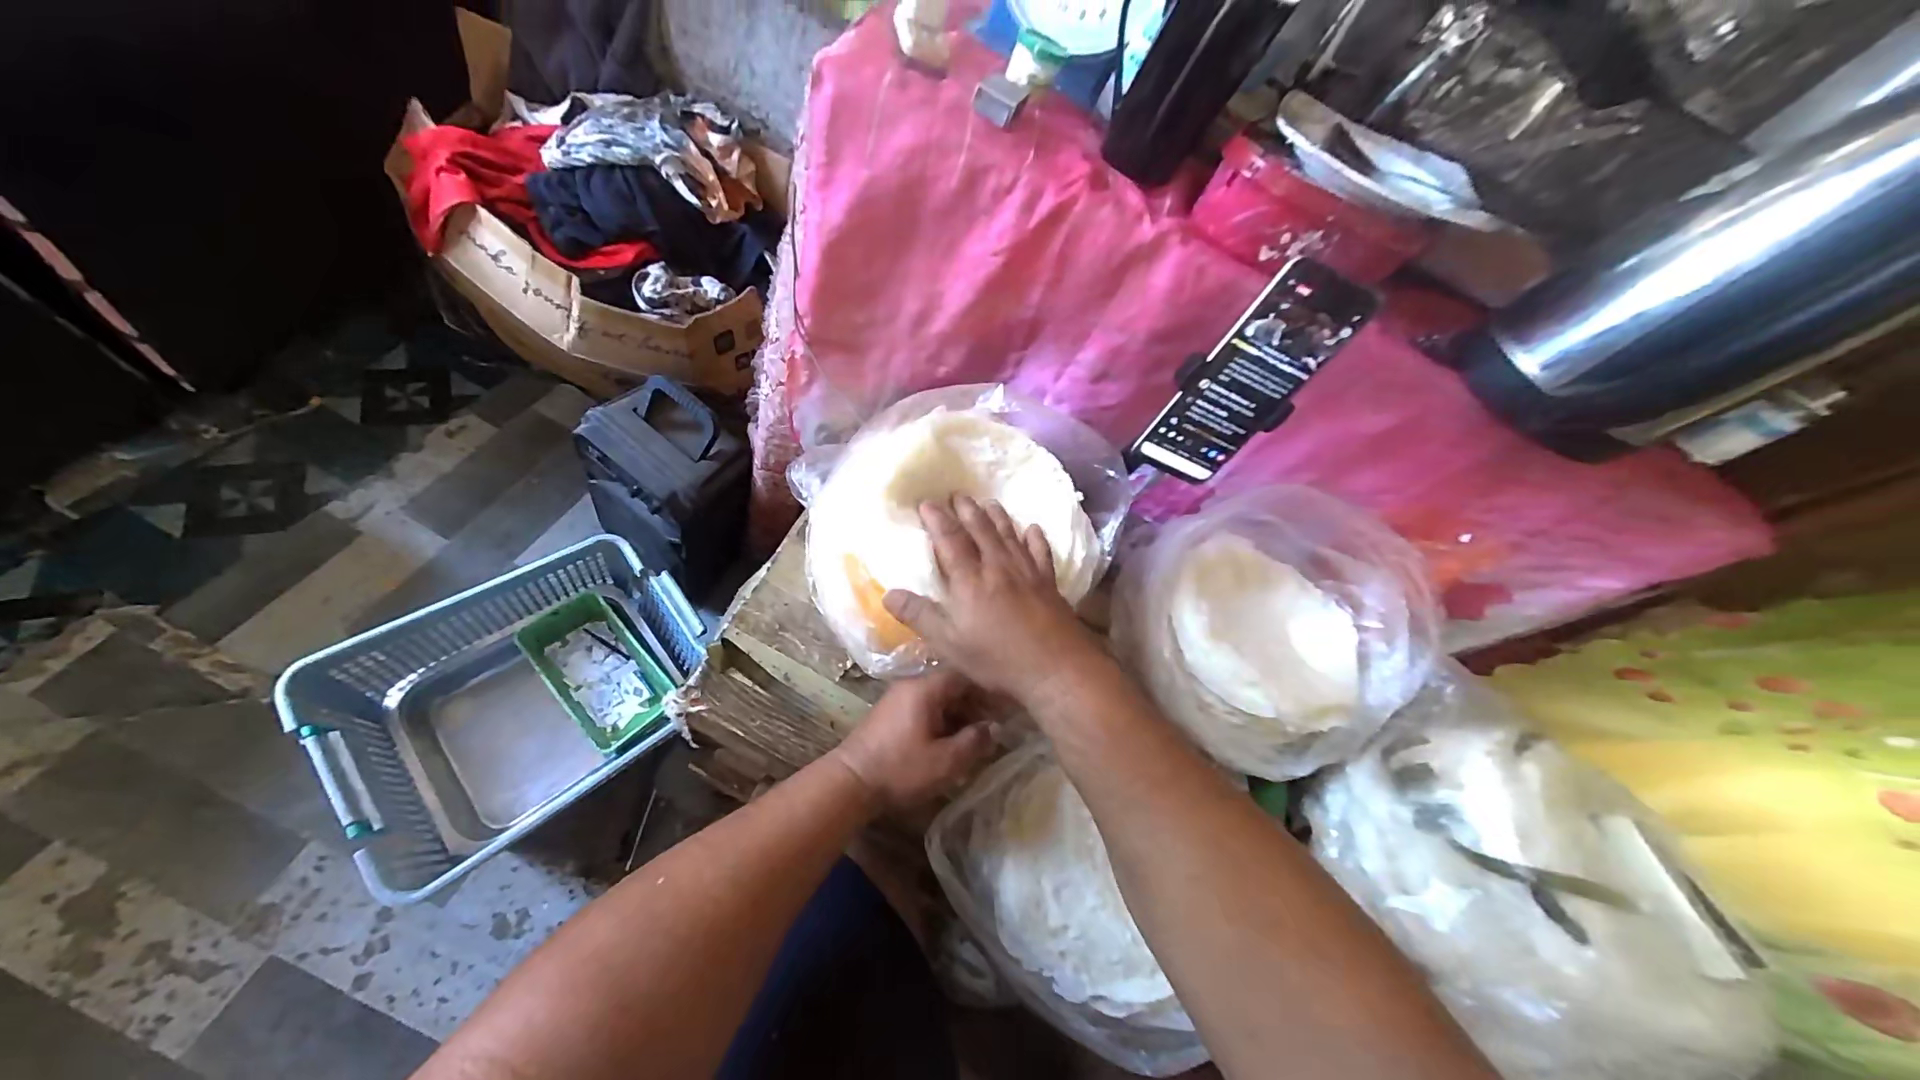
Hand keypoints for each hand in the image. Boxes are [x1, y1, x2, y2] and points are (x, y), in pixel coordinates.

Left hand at [831, 670, 994, 812]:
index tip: (1007, 707)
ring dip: (960, 714)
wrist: (850, 782)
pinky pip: (926, 707)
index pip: (966, 674)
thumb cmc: (901, 769)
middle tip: (997, 724)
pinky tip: (953, 740)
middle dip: (976, 703)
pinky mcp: (892, 713)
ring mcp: (899, 698)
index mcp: (926, 688)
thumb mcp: (946, 761)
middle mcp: (911, 684)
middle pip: (952, 684)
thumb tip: (995, 728)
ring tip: (978, 736)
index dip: (989, 689)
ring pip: (939, 697)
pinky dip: (943, 719)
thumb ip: (975, 741)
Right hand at [882, 495, 1107, 703]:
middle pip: (981, 529)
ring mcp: (1026, 572)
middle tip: (957, 494)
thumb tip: (888, 594)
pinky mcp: (1048, 583)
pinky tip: (1031, 528)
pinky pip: (1040, 552)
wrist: (1056, 668)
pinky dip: (1034, 537)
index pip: (950, 540)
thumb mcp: (949, 644)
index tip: (926, 502)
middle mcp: (998, 567)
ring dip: (996, 516)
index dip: (937, 519)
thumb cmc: (998, 659)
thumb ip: (920, 616)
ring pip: (1009, 535)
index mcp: (970, 580)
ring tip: (988, 502)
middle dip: (966, 510)